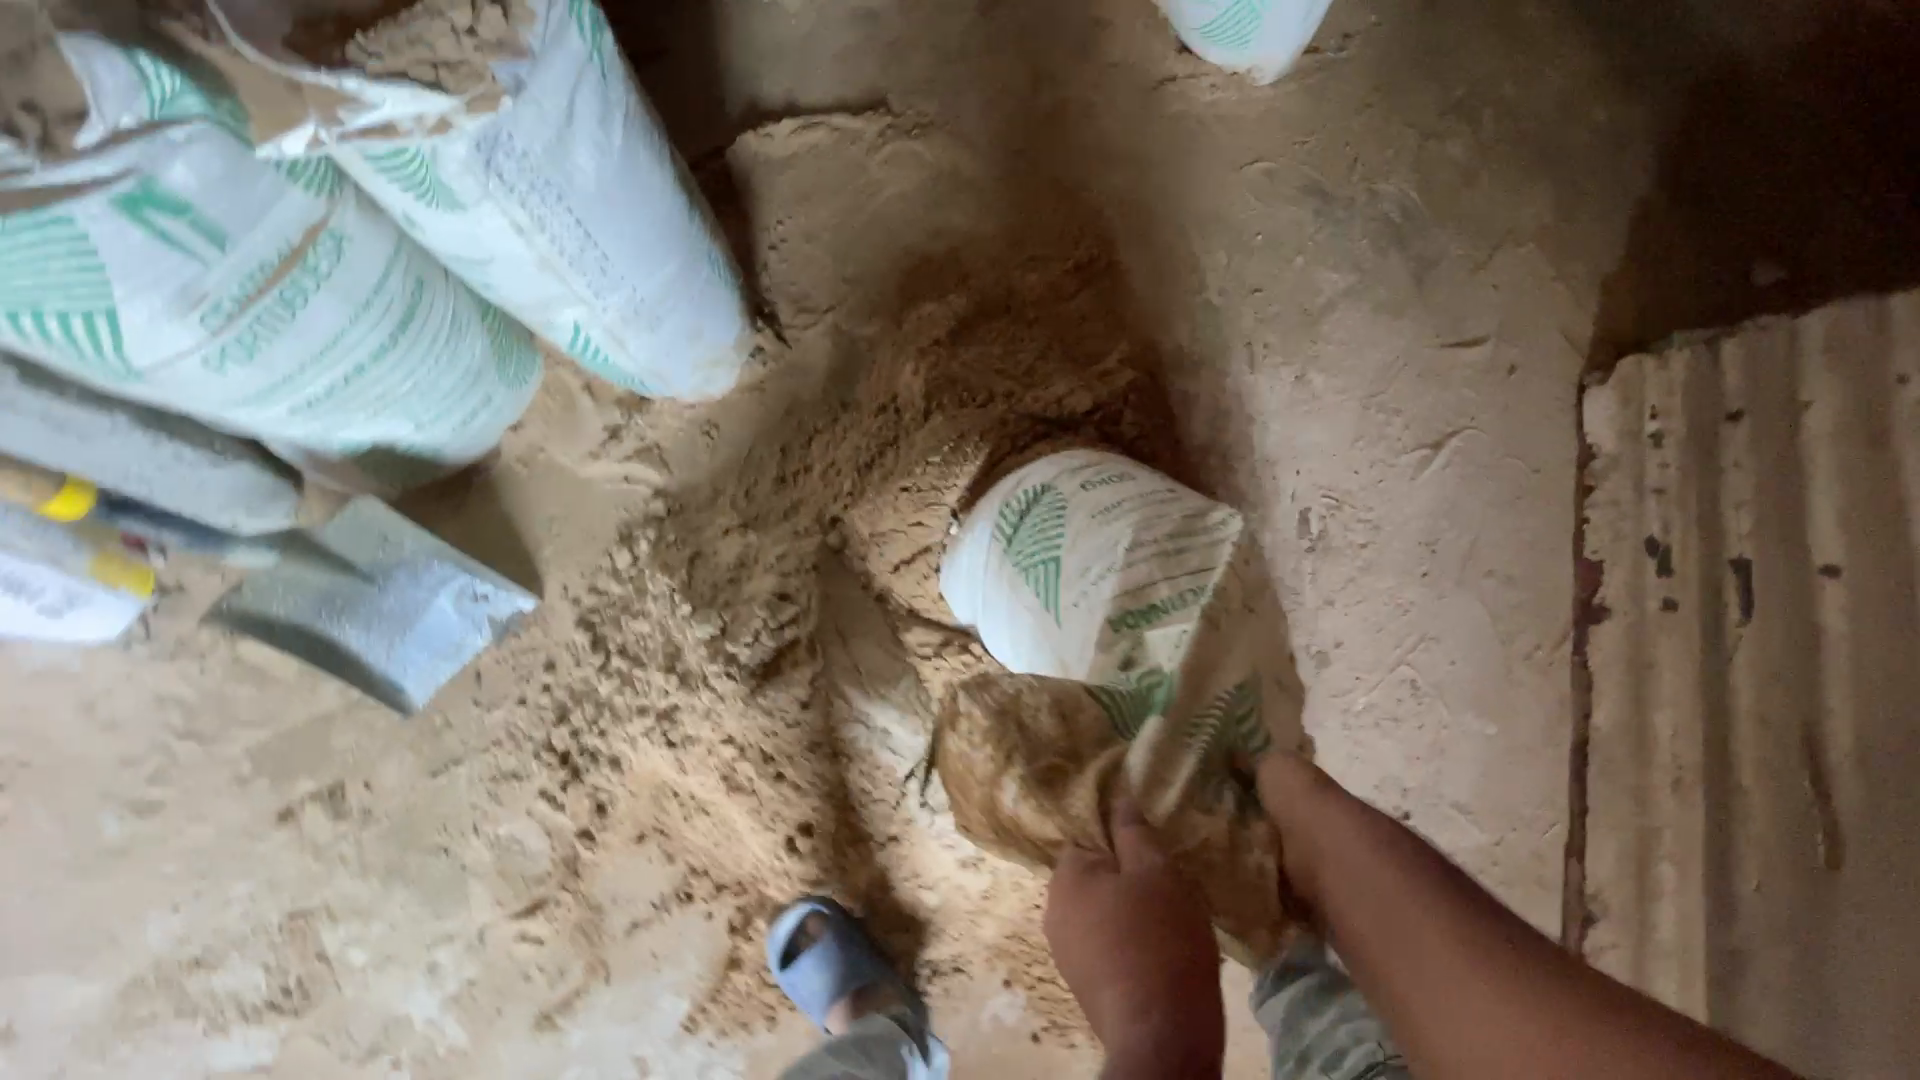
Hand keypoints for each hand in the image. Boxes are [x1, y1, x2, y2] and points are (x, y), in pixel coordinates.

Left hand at [1044, 797, 1224, 1076]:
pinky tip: (1157, 953)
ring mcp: (1063, 951)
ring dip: (1126, 912)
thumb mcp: (1157, 872)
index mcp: (1065, 875)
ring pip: (1098, 912)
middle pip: (1092, 877)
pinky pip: (1103, 945)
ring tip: (1167, 921)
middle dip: (1125, 878)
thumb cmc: (1160, 939)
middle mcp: (1052, 910)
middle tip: (1166, 886)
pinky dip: (1125, 943)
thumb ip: (1134, 832)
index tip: (1152, 854)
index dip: (1120, 842)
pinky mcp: (1081, 983)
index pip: (1086, 839)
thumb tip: (1119, 797)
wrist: (1159, 1034)